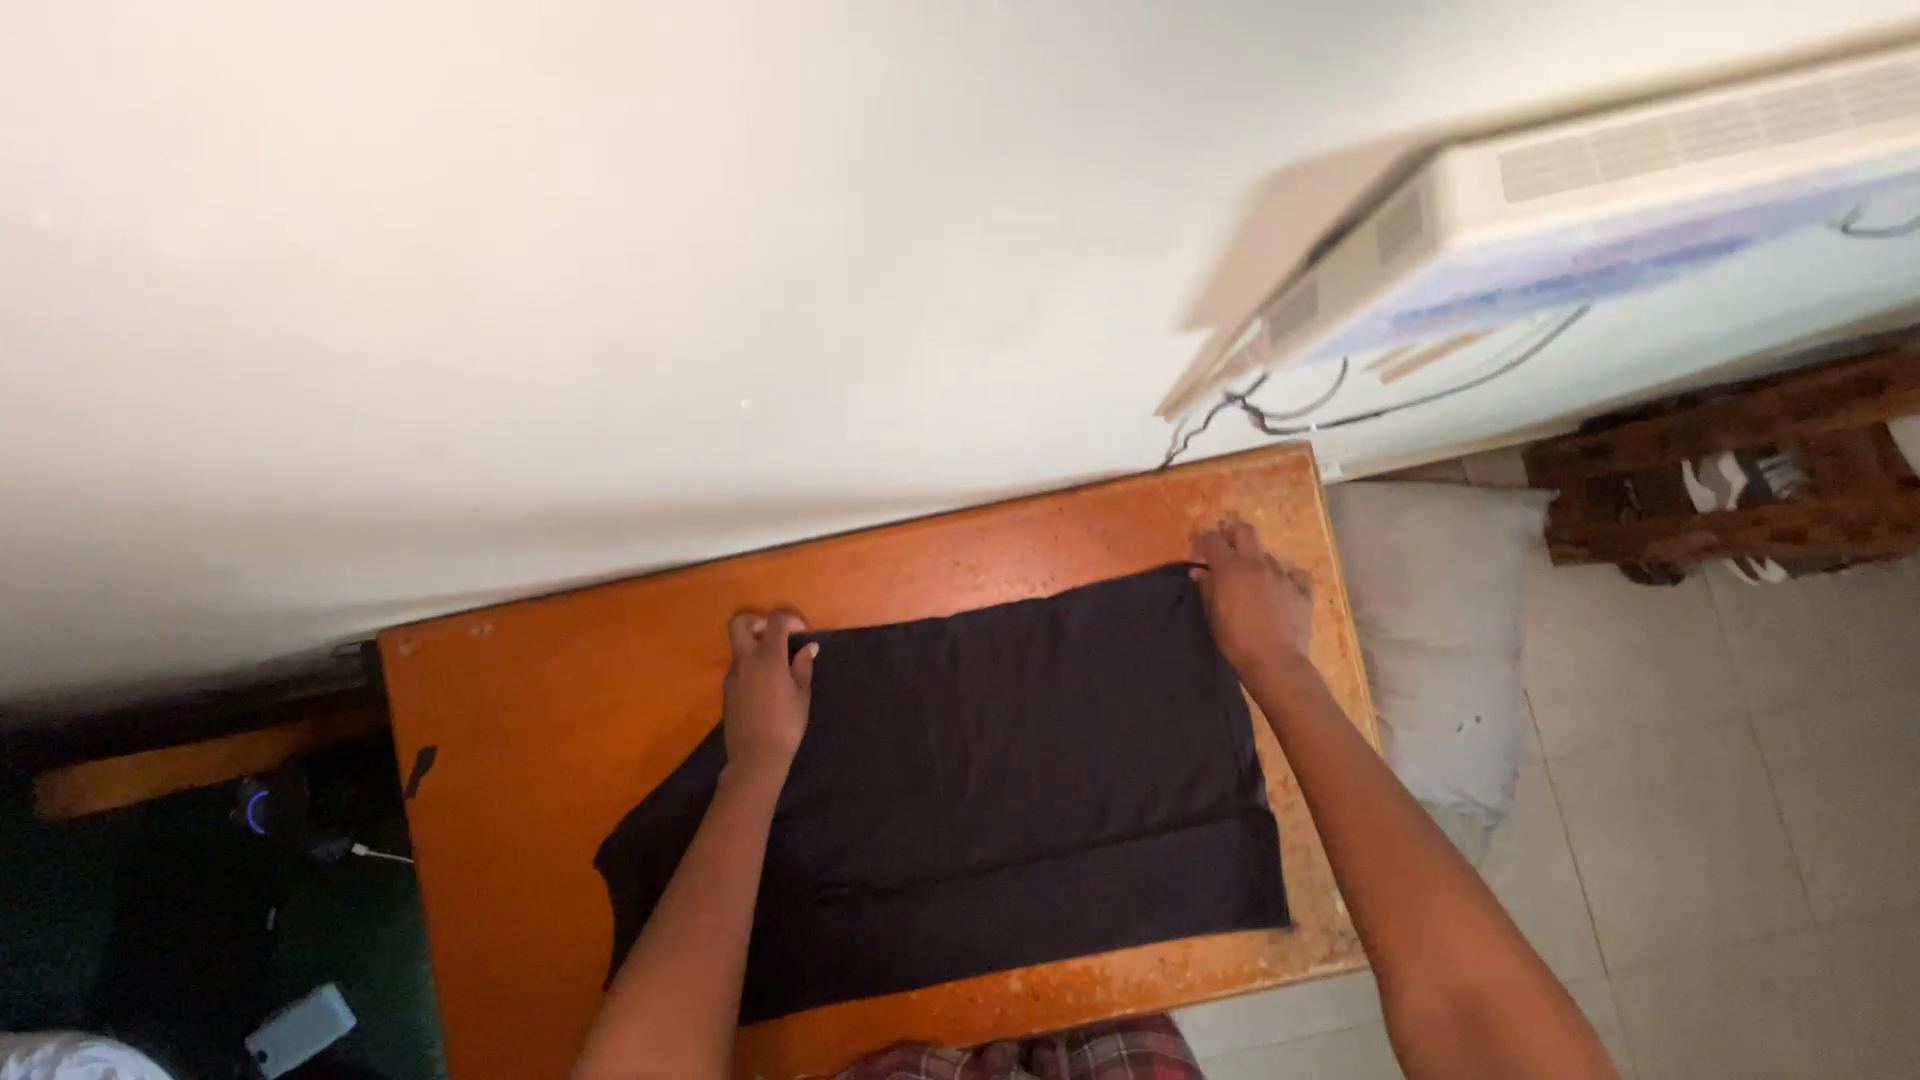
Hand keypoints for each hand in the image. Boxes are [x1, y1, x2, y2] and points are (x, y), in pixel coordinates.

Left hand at [721, 610, 817, 786]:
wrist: (755, 756)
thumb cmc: (786, 724)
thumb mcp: (802, 694)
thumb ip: (803, 666)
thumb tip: (808, 647)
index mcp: (768, 657)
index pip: (775, 620)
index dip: (790, 618)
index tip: (802, 632)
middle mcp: (745, 660)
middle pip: (739, 622)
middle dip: (758, 620)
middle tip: (776, 635)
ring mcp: (732, 675)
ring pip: (738, 646)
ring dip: (755, 645)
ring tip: (777, 665)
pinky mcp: (727, 690)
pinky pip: (738, 666)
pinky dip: (751, 664)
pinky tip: (766, 684)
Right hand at [1189, 520, 1314, 671]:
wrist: (1275, 661)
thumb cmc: (1236, 641)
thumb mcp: (1212, 615)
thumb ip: (1206, 588)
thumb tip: (1199, 571)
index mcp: (1231, 569)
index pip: (1213, 540)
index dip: (1202, 541)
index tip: (1197, 551)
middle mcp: (1257, 564)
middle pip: (1245, 531)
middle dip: (1231, 534)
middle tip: (1225, 549)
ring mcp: (1283, 575)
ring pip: (1268, 555)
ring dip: (1256, 561)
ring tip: (1252, 579)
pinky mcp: (1303, 589)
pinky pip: (1294, 573)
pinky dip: (1285, 577)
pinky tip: (1281, 588)